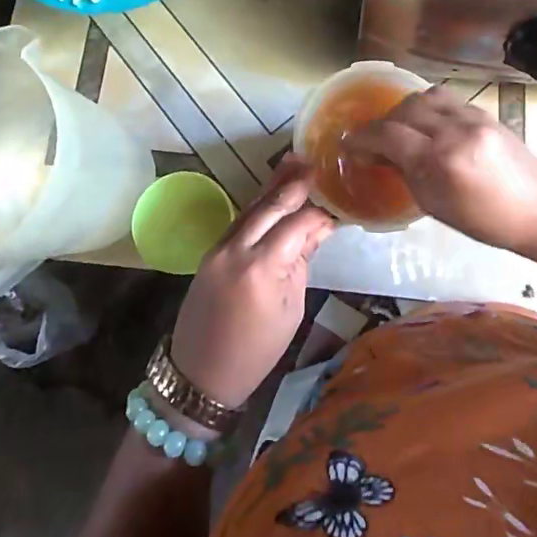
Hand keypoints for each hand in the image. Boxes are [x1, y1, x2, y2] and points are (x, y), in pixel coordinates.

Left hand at [169, 159, 335, 409]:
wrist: (199, 374)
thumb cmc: (256, 351)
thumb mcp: (291, 309)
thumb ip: (302, 263)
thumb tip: (318, 229)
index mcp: (261, 267)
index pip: (296, 224)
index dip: (318, 213)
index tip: (337, 206)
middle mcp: (236, 249)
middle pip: (269, 206)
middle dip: (292, 183)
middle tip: (313, 162)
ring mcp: (218, 249)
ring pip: (250, 208)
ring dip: (272, 187)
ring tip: (292, 165)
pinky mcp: (210, 254)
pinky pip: (239, 222)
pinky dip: (257, 207)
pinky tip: (271, 197)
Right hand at [344, 86, 536, 253]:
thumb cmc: (486, 221)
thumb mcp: (436, 205)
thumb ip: (406, 173)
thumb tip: (379, 155)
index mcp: (441, 161)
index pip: (388, 135)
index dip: (362, 138)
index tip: (349, 145)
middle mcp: (455, 131)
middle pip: (404, 110)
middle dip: (382, 123)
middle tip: (374, 141)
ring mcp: (473, 118)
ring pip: (425, 97)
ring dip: (405, 110)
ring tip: (401, 129)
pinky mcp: (485, 112)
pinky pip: (446, 99)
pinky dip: (428, 108)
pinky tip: (426, 124)